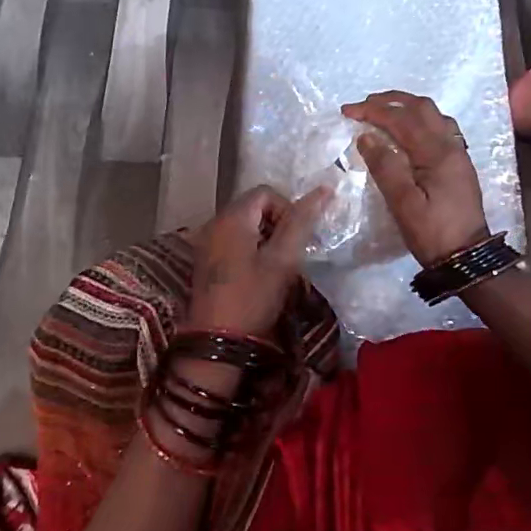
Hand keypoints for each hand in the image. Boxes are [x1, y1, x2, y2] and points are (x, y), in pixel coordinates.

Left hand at [187, 185, 330, 336]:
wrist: (217, 340)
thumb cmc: (252, 297)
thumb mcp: (282, 260)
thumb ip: (301, 223)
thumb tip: (324, 190)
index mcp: (232, 217)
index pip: (266, 192)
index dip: (288, 209)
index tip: (296, 239)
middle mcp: (214, 222)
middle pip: (254, 206)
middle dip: (277, 224)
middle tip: (289, 254)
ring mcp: (207, 241)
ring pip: (245, 225)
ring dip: (266, 238)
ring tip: (277, 266)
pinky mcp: (206, 260)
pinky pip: (233, 240)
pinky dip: (250, 249)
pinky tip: (259, 274)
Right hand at [341, 91, 488, 264]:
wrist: (468, 257)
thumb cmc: (432, 233)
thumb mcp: (403, 204)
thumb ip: (385, 167)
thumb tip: (366, 136)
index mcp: (436, 153)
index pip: (401, 120)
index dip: (373, 111)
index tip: (347, 112)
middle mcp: (451, 145)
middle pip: (422, 108)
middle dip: (391, 101)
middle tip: (364, 105)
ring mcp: (459, 154)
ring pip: (434, 116)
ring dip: (408, 108)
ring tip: (384, 112)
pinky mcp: (459, 164)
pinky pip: (441, 129)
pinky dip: (421, 121)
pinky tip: (410, 132)